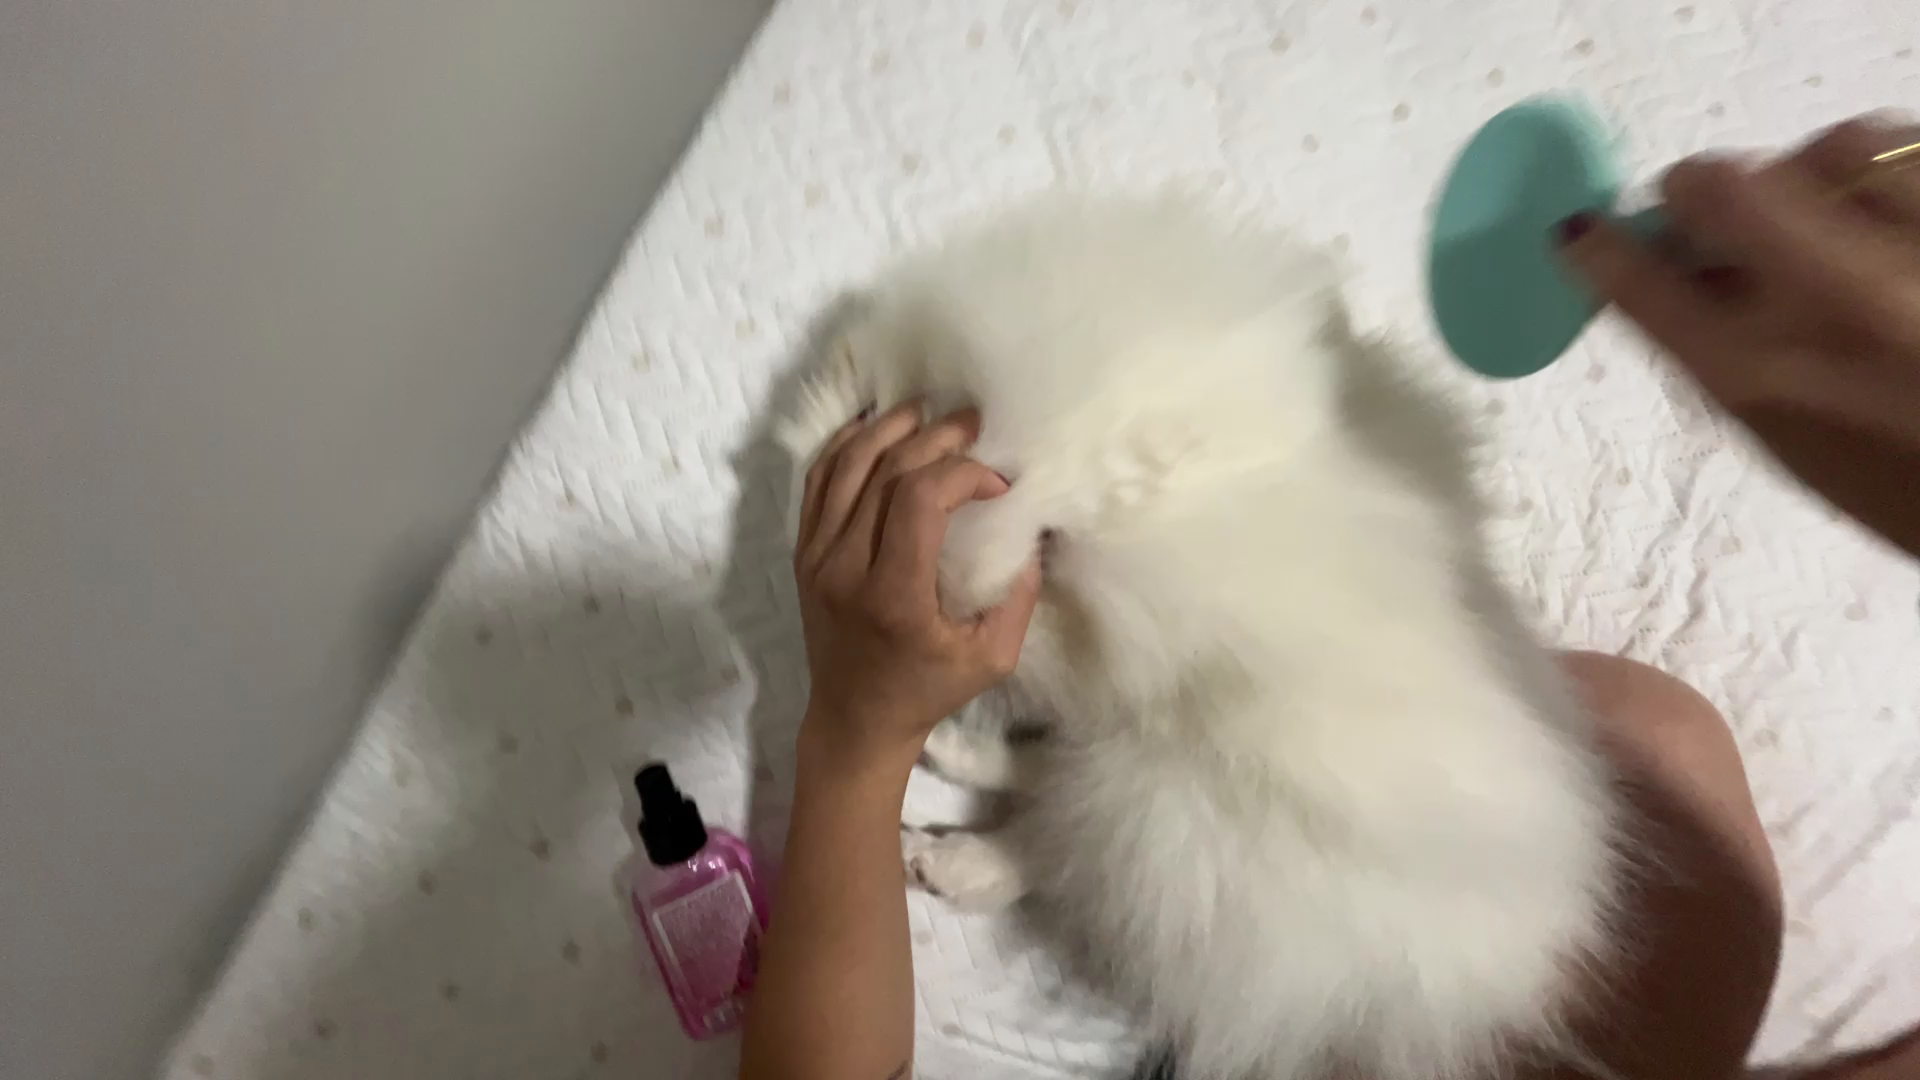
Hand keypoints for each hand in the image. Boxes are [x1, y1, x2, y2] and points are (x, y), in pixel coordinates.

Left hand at [792, 403, 1041, 766]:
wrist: (853, 720)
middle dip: (936, 438)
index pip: (918, 499)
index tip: (996, 484)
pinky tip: (875, 428)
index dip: (962, 473)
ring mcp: (816, 557)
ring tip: (927, 412)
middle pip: (886, 472)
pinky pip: (817, 481)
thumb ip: (1019, 596)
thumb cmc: (926, 692)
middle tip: (972, 425)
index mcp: (893, 596)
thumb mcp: (992, 658)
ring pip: (847, 465)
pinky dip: (845, 445)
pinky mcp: (803, 553)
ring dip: (889, 429)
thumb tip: (1033, 531)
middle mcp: (845, 567)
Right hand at [1558, 114, 1919, 556]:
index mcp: (1751, 369)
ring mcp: (1917, 249)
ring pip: (1842, 143)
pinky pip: (1917, 153)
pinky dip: (1888, 174)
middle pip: (1726, 182)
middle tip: (1704, 211)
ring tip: (1822, 209)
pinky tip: (1888, 213)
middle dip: (1699, 189)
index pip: (1638, 283)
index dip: (1598, 247)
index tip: (1579, 232)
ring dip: (1810, 170)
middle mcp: (1827, 299)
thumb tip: (1669, 272)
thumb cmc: (1884, 470)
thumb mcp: (1769, 425)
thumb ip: (1712, 345)